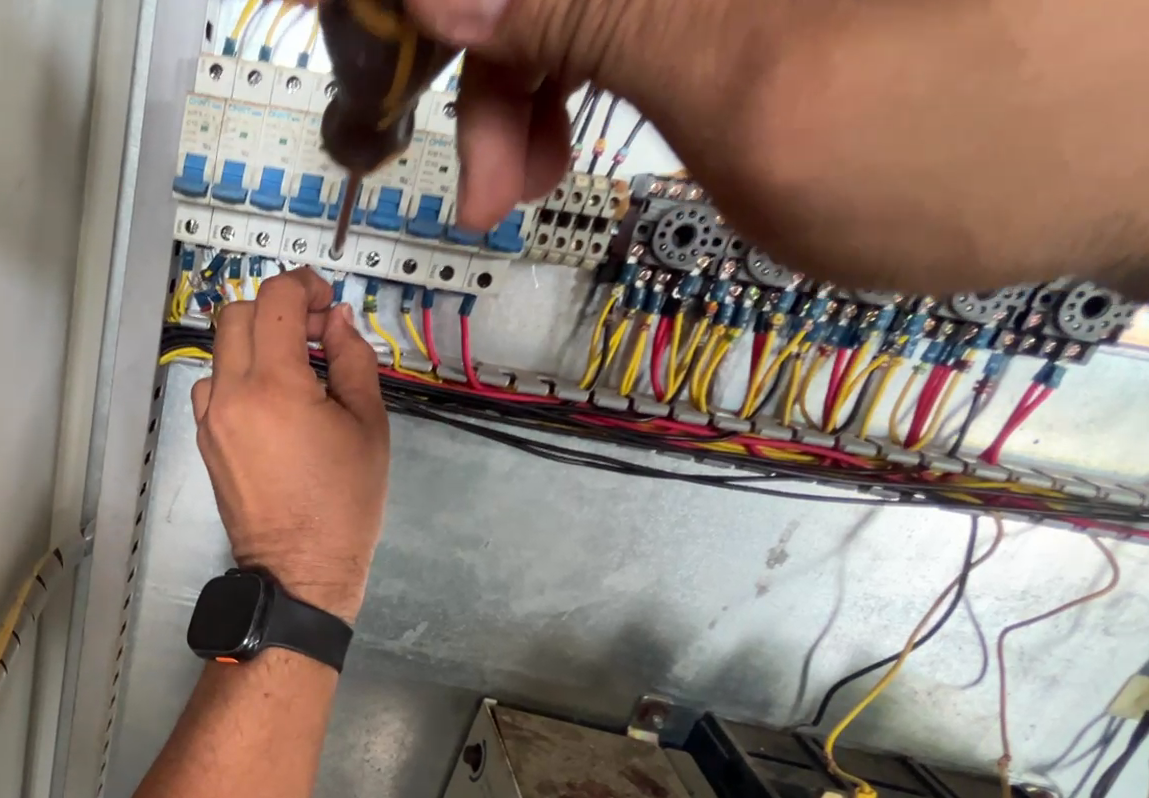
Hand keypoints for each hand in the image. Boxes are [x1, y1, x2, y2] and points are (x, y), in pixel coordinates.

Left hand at [192, 269, 388, 621]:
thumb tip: (336, 320)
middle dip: (277, 308)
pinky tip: (269, 402)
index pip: (275, 300)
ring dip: (253, 343)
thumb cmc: (344, 502)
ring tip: (292, 370)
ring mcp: (210, 420)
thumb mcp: (368, 424)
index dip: (304, 285)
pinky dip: (237, 377)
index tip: (327, 301)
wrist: (299, 569)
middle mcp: (230, 394)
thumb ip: (352, 360)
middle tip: (313, 333)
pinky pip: (212, 388)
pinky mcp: (205, 442)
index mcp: (274, 385)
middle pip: (237, 314)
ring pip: (219, 350)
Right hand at [407, 0, 1148, 296]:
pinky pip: (622, 15)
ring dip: (528, 79)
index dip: (443, 10)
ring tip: (524, 186)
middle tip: (489, 191)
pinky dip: (579, 71)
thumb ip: (592, 16)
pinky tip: (576, 137)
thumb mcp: (753, 87)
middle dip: (495, 61)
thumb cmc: (986, 129)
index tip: (400, 84)